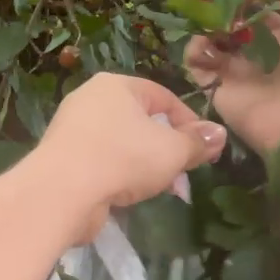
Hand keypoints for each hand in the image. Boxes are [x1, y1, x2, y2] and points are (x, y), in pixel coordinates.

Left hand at [30, 73, 227, 241]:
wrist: (61, 191)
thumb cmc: (123, 158)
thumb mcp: (172, 150)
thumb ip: (197, 142)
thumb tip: (218, 133)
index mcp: (116, 85)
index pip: (163, 97)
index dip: (189, 123)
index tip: (205, 150)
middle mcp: (90, 99)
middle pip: (141, 120)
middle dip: (167, 147)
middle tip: (183, 173)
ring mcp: (73, 128)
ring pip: (121, 143)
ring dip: (144, 164)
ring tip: (160, 188)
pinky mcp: (63, 157)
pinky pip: (101, 161)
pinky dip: (118, 174)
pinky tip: (129, 194)